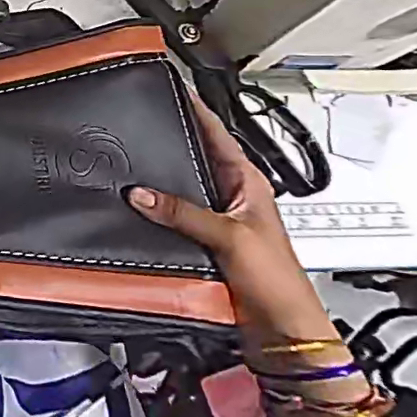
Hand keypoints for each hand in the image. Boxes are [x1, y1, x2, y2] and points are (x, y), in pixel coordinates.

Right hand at [126, 89, 332, 338]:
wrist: (283, 330)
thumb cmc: (279, 281)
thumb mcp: (230, 236)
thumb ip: (183, 213)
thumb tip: (141, 193)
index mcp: (247, 180)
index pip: (216, 131)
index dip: (195, 107)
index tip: (173, 86)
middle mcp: (231, 193)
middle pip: (194, 156)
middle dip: (168, 140)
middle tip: (140, 120)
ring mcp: (216, 217)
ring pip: (181, 187)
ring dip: (160, 180)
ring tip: (133, 160)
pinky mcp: (204, 240)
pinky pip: (174, 216)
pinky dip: (157, 211)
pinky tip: (139, 207)